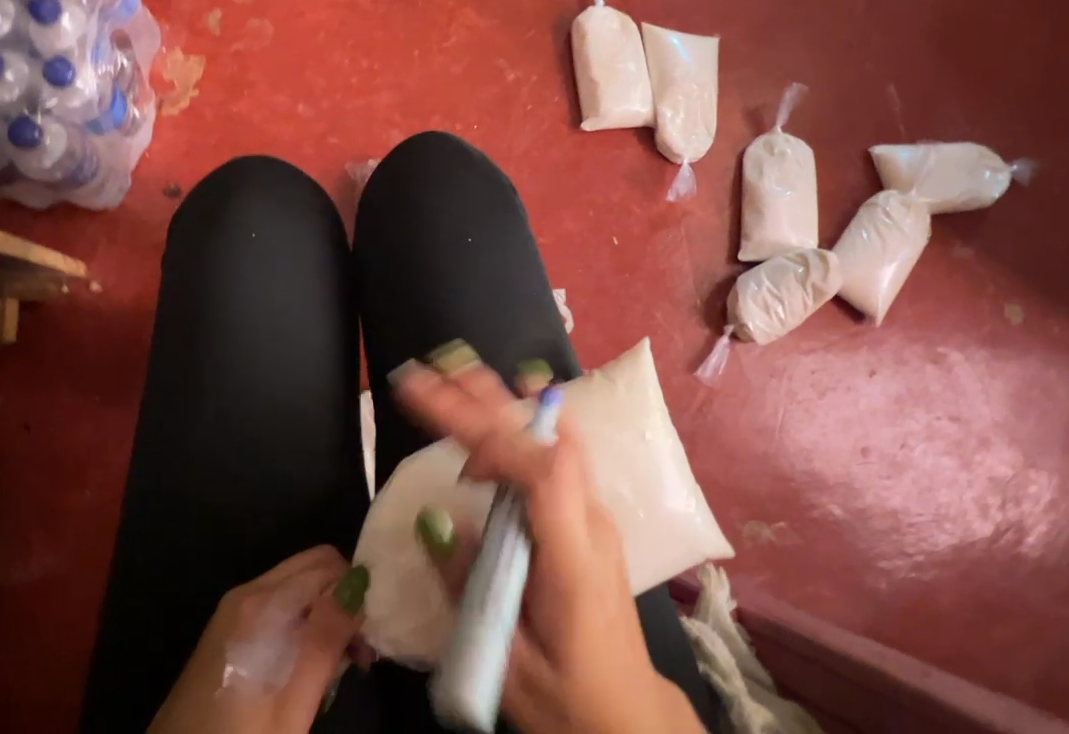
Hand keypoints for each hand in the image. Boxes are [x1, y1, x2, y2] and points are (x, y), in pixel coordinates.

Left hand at [148, 546, 369, 733]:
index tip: (368, 643)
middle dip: (344, 598)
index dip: (358, 596)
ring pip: (298, 585)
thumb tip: (360, 582)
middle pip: (313, 567)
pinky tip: (307, 666)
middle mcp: (248, 593)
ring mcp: (234, 610)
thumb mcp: (293, 702)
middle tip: (358, 653)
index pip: (329, 565)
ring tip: (339, 666)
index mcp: (264, 604)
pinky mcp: (228, 630)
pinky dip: (303, 622)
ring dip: (326, 612)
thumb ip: (327, 636)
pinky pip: (279, 605)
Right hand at [394, 351, 705, 733]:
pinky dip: (521, 427)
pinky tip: (503, 409)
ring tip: (456, 375)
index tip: (439, 411)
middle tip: (440, 369)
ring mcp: (593, 517)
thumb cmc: (570, 700)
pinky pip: (555, 458)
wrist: (631, 716)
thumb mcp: (510, 663)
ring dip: (503, 406)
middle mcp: (591, 523)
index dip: (494, 437)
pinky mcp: (585, 521)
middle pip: (547, 442)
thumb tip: (437, 522)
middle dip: (490, 403)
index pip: (541, 475)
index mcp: (574, 558)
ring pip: (553, 441)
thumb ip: (472, 589)